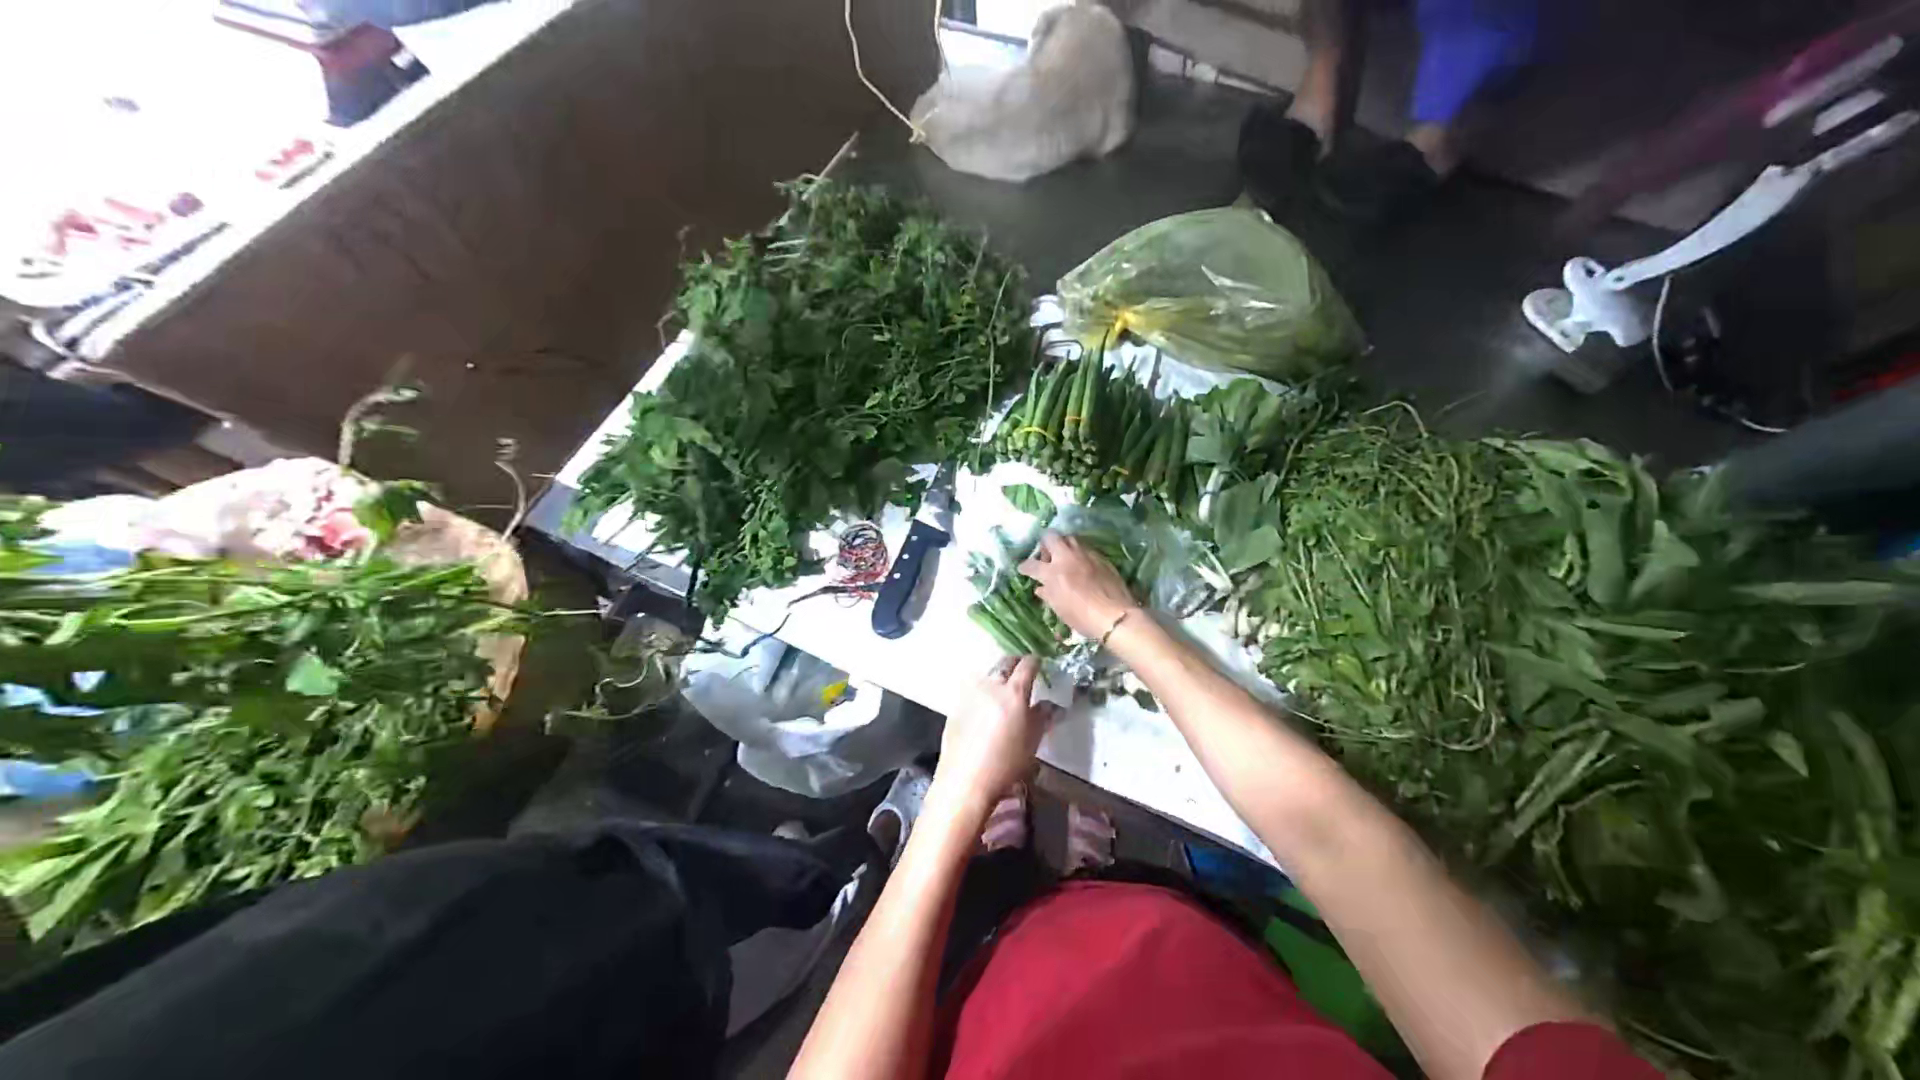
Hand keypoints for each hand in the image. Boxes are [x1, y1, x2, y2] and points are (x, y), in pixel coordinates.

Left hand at [931, 656, 1055, 808]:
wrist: (965, 780)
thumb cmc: (1005, 764)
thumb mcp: (1032, 742)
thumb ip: (1043, 717)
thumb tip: (1053, 705)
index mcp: (1013, 692)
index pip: (1027, 665)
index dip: (1036, 662)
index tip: (1040, 664)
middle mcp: (990, 685)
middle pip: (1004, 663)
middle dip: (1015, 663)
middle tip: (1023, 671)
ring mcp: (969, 693)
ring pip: (986, 673)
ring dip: (997, 674)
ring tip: (1003, 687)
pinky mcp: (956, 704)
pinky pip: (973, 687)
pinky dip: (982, 688)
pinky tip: (985, 702)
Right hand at [1019, 532, 1136, 638]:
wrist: (1115, 616)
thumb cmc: (1082, 617)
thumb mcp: (1059, 609)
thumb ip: (1048, 595)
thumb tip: (1041, 588)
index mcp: (1052, 572)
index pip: (1031, 564)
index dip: (1025, 567)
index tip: (1024, 569)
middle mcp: (1067, 558)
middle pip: (1050, 537)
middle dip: (1045, 545)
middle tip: (1047, 559)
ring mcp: (1085, 555)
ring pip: (1069, 539)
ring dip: (1063, 546)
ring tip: (1064, 560)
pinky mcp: (1101, 558)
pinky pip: (1085, 549)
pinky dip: (1079, 554)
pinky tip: (1081, 567)